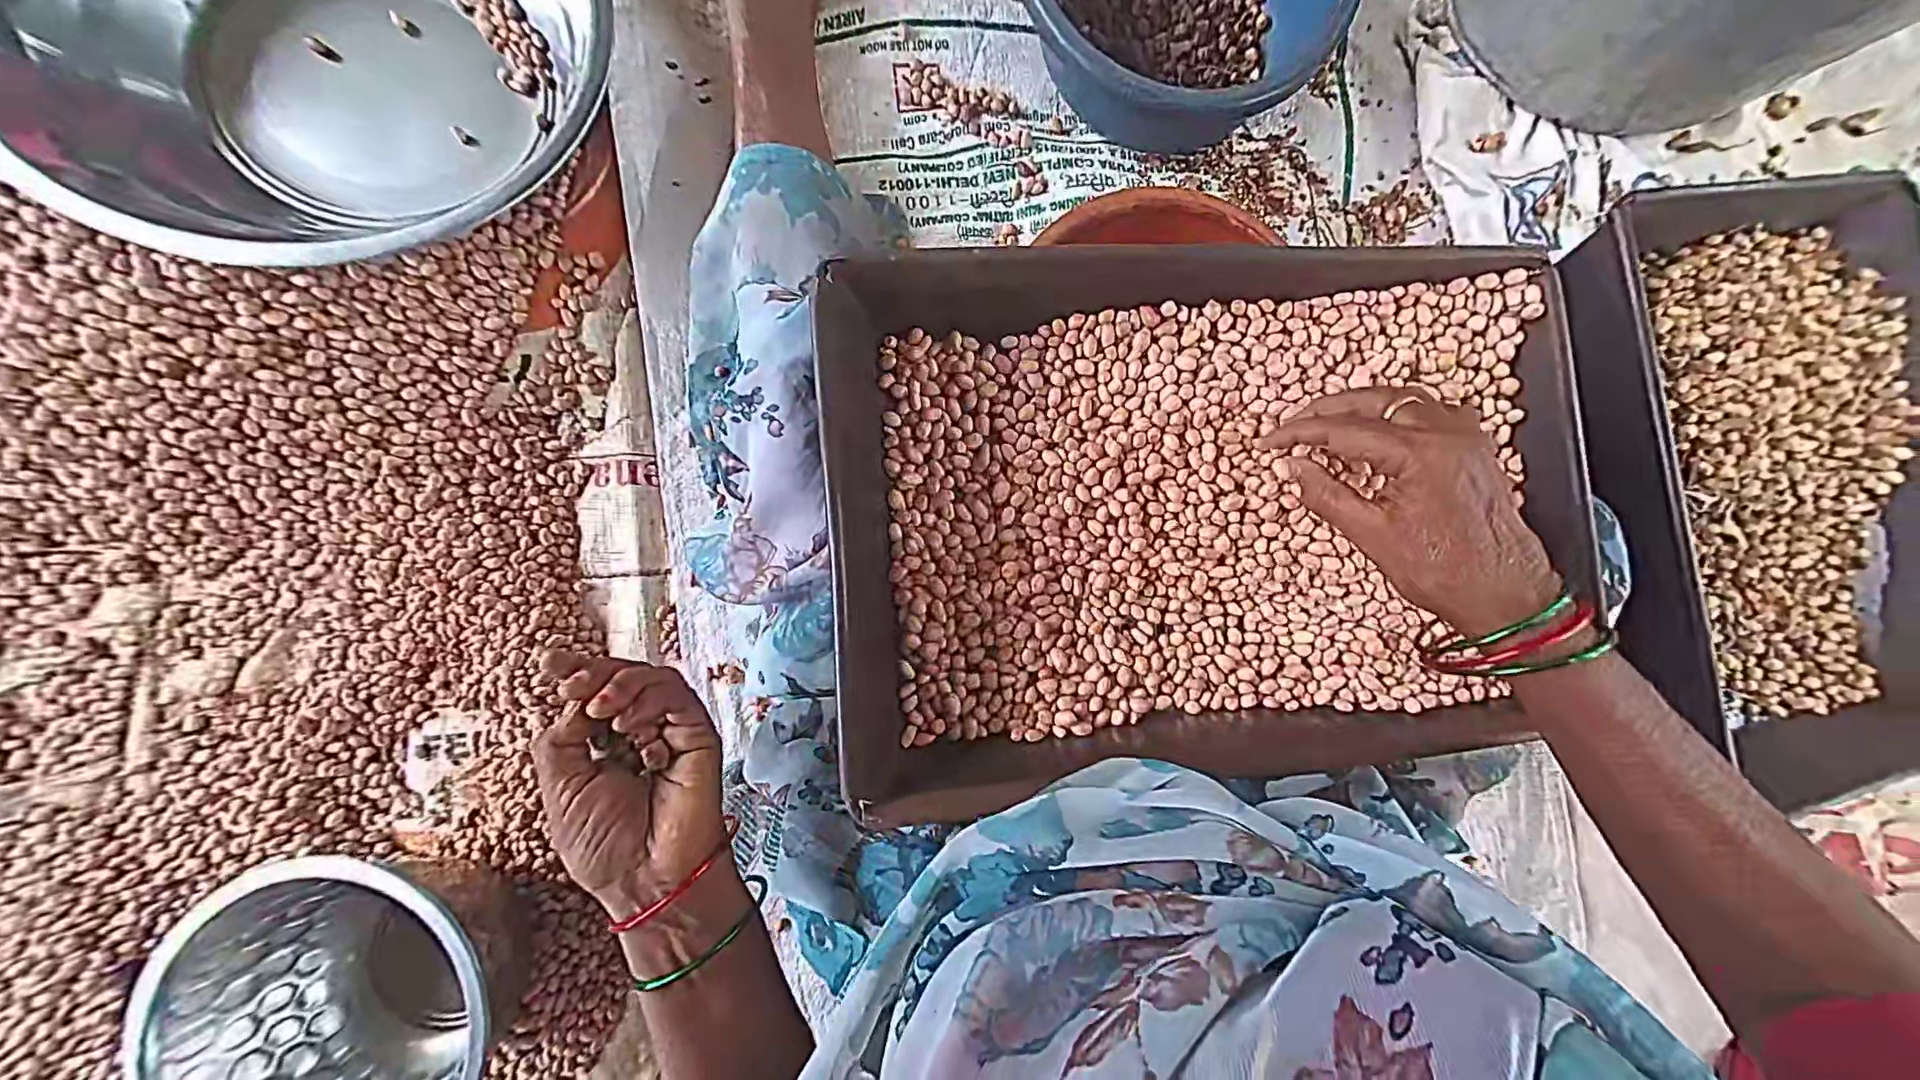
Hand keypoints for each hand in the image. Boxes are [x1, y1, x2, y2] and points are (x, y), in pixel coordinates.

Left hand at [532, 651, 725, 919]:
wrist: (643, 879)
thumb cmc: (605, 845)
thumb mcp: (561, 787)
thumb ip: (562, 738)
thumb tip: (575, 699)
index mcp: (610, 742)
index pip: (598, 692)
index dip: (578, 671)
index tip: (552, 663)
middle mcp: (644, 730)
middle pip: (628, 677)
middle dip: (597, 672)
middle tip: (574, 683)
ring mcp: (674, 731)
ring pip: (656, 679)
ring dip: (622, 684)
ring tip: (601, 710)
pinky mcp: (699, 735)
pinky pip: (678, 698)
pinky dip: (649, 701)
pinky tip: (629, 726)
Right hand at [1258, 387, 1561, 636]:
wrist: (1504, 592)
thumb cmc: (1444, 570)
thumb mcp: (1369, 533)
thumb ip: (1325, 493)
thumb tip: (1292, 467)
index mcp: (1422, 454)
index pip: (1344, 430)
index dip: (1300, 433)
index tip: (1273, 441)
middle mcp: (1449, 435)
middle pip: (1375, 401)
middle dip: (1327, 410)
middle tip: (1293, 424)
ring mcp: (1466, 438)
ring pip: (1403, 400)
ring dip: (1360, 407)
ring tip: (1326, 425)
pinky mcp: (1473, 449)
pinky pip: (1428, 413)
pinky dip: (1392, 416)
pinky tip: (1373, 434)